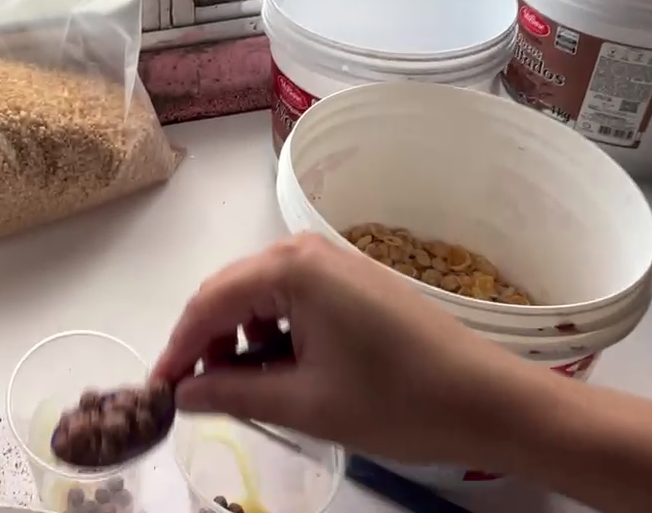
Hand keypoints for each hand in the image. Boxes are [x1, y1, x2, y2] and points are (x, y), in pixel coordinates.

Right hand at [152, 232, 543, 465]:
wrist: (492, 400)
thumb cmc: (398, 401)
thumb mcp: (307, 403)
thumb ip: (234, 393)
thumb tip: (182, 395)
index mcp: (288, 267)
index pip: (210, 302)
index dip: (180, 346)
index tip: (159, 388)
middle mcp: (300, 249)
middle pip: (229, 292)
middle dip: (208, 342)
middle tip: (196, 392)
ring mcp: (325, 259)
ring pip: (256, 295)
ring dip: (239, 338)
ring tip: (242, 387)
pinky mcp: (344, 277)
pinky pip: (287, 297)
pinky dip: (271, 332)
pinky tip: (278, 368)